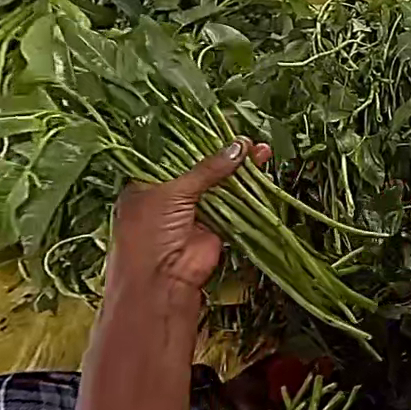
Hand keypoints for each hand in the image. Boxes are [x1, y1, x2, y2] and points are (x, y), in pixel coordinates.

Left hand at [107, 137, 270, 308]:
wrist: (162, 281)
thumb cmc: (149, 234)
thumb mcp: (172, 193)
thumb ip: (206, 169)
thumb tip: (236, 146)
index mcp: (148, 184)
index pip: (177, 156)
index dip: (200, 142)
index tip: (223, 128)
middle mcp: (171, 196)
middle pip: (204, 169)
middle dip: (226, 154)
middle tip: (249, 140)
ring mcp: (196, 210)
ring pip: (223, 184)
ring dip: (242, 169)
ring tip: (262, 150)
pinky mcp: (218, 224)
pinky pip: (236, 202)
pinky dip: (250, 189)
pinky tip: (262, 171)